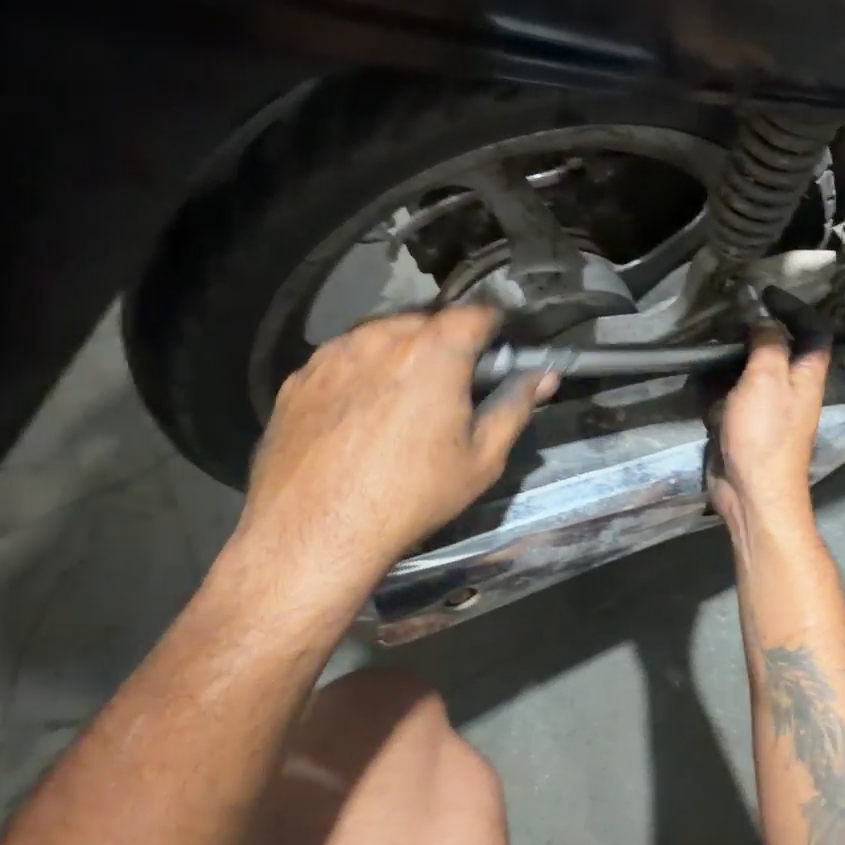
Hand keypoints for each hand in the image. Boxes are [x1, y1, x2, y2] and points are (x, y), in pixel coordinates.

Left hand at [230, 307, 554, 588]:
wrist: (315, 531)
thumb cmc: (411, 495)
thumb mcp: (481, 458)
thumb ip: (515, 406)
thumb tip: (544, 376)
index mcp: (434, 351)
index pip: (476, 312)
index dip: (495, 326)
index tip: (499, 349)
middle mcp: (380, 337)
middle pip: (426, 321)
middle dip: (447, 342)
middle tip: (455, 385)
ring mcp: (333, 354)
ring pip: (380, 336)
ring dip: (402, 355)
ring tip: (406, 401)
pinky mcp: (300, 377)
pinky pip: (344, 360)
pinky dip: (362, 373)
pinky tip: (363, 416)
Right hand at [708, 321, 830, 536]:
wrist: (753, 491)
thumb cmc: (766, 433)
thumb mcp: (767, 378)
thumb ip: (767, 341)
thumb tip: (762, 313)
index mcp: (808, 375)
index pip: (813, 330)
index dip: (795, 307)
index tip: (765, 293)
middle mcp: (792, 389)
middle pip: (779, 349)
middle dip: (755, 331)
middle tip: (726, 316)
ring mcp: (768, 409)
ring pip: (751, 372)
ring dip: (731, 358)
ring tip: (706, 341)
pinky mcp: (745, 426)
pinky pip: (731, 396)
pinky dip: (717, 386)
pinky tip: (699, 377)